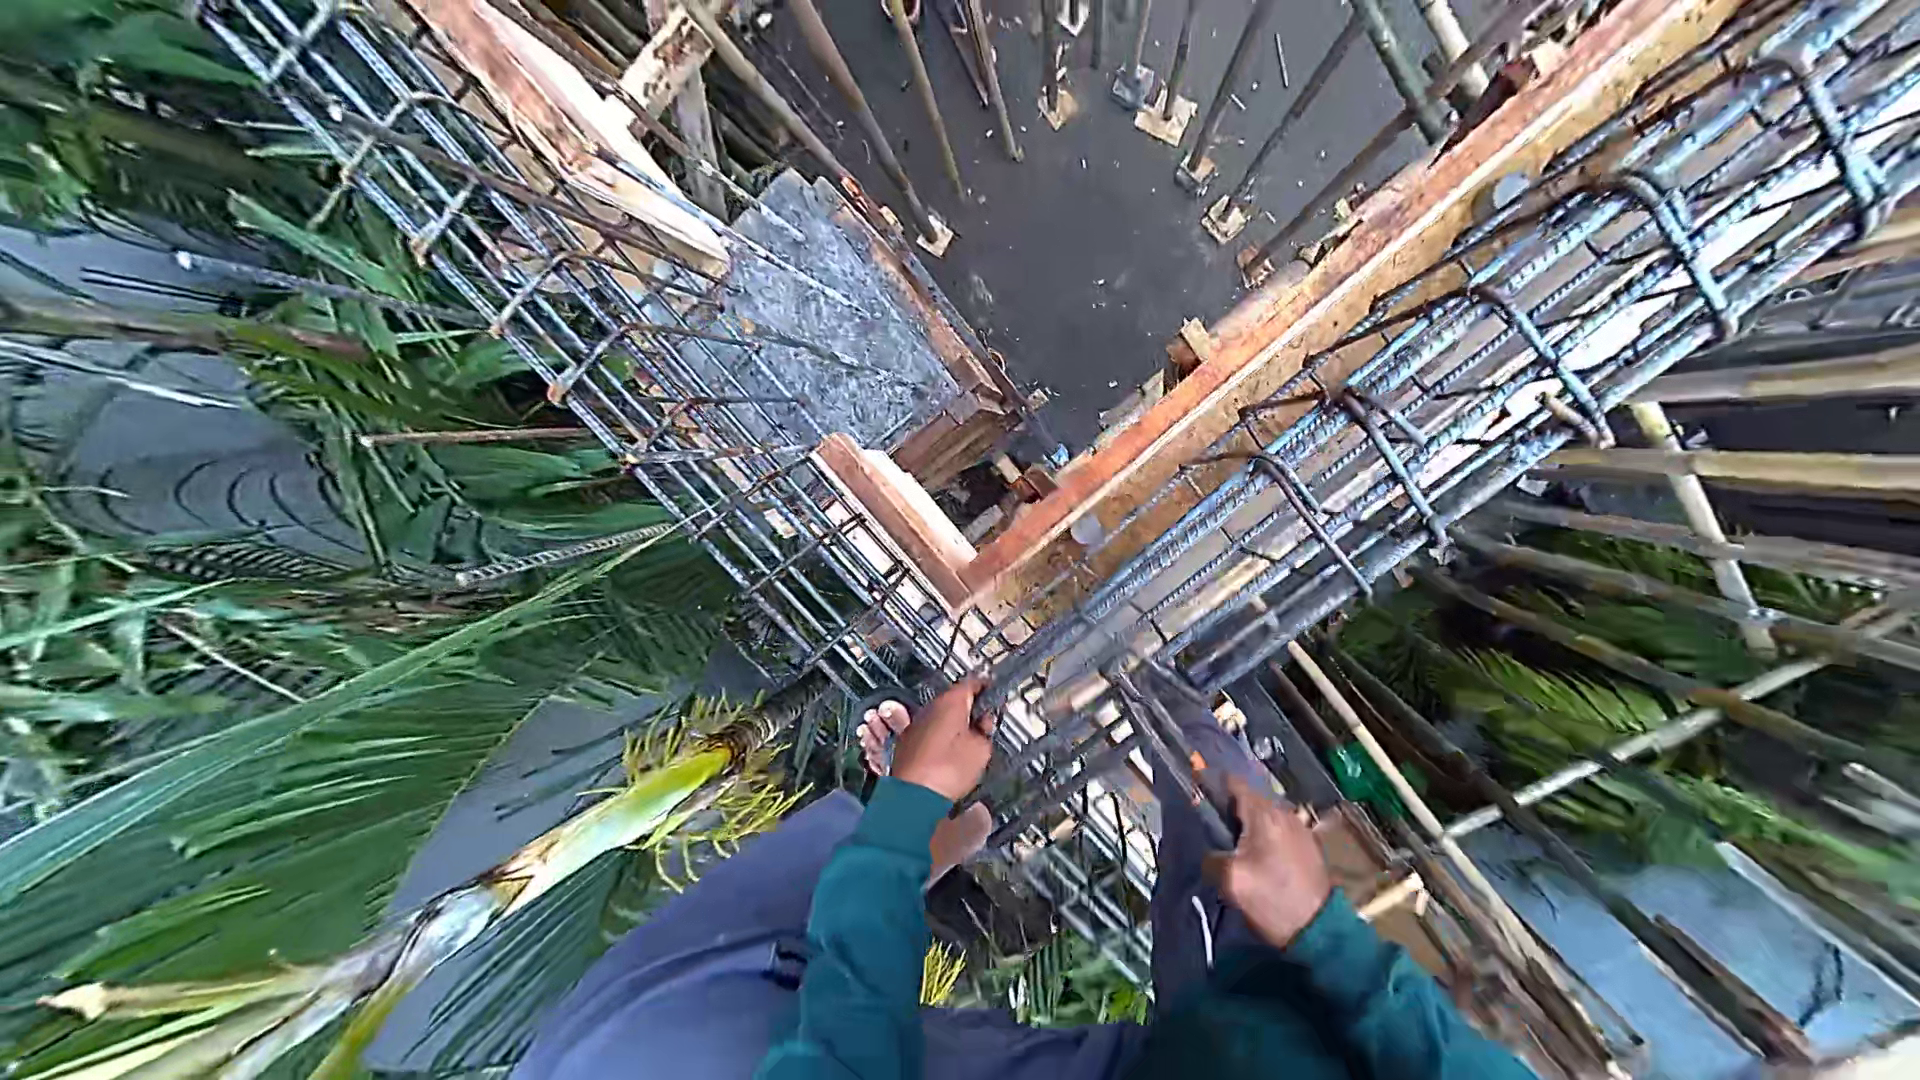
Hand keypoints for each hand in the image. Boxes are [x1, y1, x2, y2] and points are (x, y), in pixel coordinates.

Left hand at [890, 676, 993, 801]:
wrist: (913, 796)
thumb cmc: (947, 771)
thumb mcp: (981, 750)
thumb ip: (985, 731)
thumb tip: (983, 726)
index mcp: (951, 702)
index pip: (972, 683)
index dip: (987, 688)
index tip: (994, 695)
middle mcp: (930, 708)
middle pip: (955, 700)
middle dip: (970, 711)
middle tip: (985, 725)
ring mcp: (916, 724)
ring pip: (940, 717)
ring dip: (954, 726)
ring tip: (968, 745)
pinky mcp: (907, 742)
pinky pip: (929, 733)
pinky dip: (940, 740)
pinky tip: (948, 757)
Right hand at [1204, 773, 1331, 947]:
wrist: (1323, 935)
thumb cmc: (1273, 899)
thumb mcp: (1230, 880)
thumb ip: (1210, 857)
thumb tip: (1209, 852)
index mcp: (1265, 814)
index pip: (1233, 782)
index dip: (1211, 783)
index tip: (1195, 794)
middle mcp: (1285, 813)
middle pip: (1248, 798)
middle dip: (1228, 809)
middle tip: (1212, 828)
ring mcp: (1300, 829)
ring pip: (1263, 815)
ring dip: (1246, 824)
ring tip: (1233, 845)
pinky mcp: (1309, 846)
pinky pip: (1277, 829)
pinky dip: (1263, 835)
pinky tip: (1257, 856)